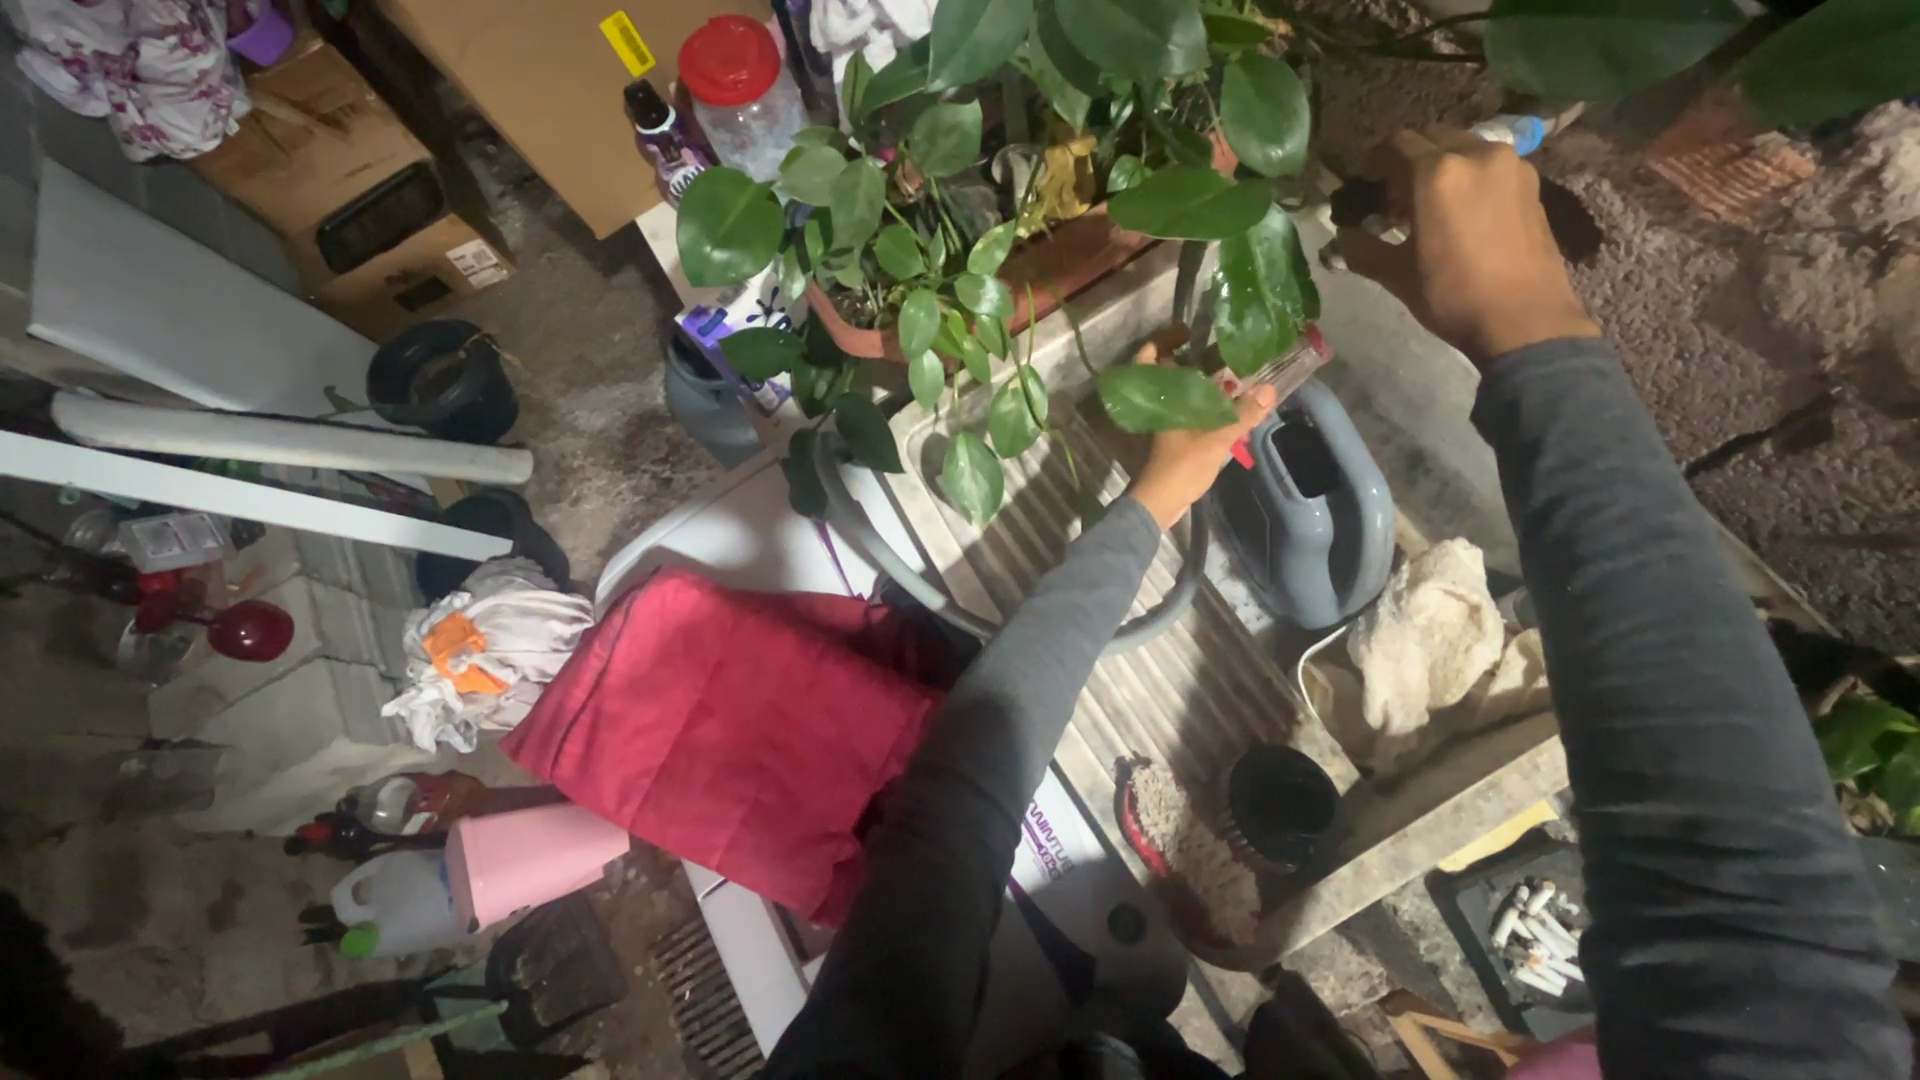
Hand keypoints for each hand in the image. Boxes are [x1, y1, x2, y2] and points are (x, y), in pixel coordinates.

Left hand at [1127, 327, 1279, 530]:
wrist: (1160, 503)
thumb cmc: (1181, 467)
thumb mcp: (1216, 439)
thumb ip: (1242, 414)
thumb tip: (1270, 389)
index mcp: (1162, 399)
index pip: (1148, 360)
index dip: (1162, 342)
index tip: (1187, 333)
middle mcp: (1161, 406)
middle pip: (1170, 374)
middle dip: (1192, 360)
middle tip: (1223, 351)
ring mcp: (1167, 423)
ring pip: (1181, 394)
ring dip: (1203, 383)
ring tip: (1234, 374)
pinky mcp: (1175, 439)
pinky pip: (1190, 412)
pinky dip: (1206, 405)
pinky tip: (1230, 405)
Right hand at [1338, 127, 1600, 365]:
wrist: (1523, 317)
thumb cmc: (1451, 295)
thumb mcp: (1394, 273)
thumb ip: (1360, 246)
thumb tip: (1343, 233)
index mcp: (1438, 172)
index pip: (1394, 144)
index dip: (1370, 163)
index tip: (1360, 188)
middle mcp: (1477, 154)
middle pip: (1430, 138)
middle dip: (1404, 162)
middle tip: (1388, 198)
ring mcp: (1510, 165)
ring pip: (1461, 148)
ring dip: (1436, 167)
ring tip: (1421, 207)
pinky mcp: (1529, 182)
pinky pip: (1486, 164)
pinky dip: (1464, 176)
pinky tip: (1454, 213)